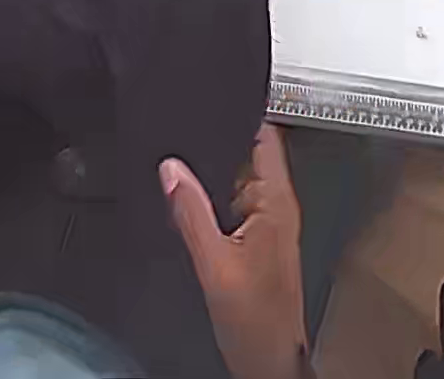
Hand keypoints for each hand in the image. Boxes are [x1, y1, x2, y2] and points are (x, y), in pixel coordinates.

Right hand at [162, 124, 308, 378]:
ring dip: (209, 164)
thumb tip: (169, 167)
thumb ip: (191, 212)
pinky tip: (183, 187)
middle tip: (180, 116)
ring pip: (233, 174)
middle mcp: (272, 203)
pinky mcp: (249, 234)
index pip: (265, 137)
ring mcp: (261, 219)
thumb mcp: (215, 264)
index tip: (215, 91)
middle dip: (215, 136)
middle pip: (245, 151)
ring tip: (175, 147)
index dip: (243, 111)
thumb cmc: (255, 322)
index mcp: (274, 201)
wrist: (268, 366)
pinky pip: (227, 197)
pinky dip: (207, 189)